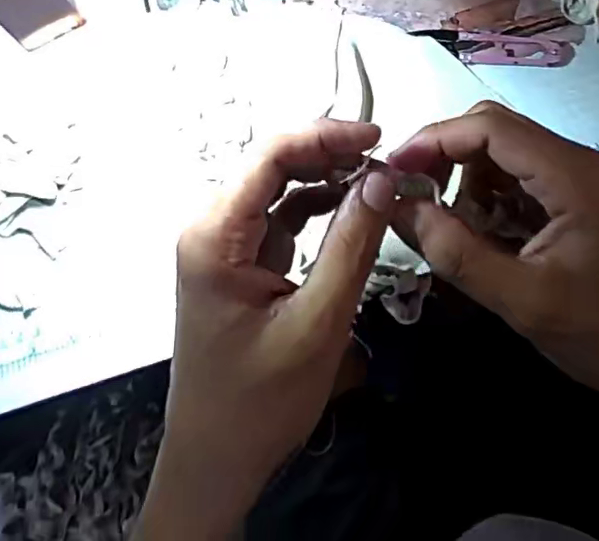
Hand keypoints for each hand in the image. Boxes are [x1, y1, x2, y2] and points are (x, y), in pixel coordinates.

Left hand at [137, 120, 398, 540]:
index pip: (270, 155)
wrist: (217, 463)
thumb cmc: (258, 402)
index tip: (376, 137)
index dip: (325, 136)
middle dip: (330, 152)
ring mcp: (228, 242)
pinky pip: (285, 213)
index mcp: (215, 235)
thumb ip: (351, 245)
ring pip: (282, 184)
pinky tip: (354, 205)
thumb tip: (382, 177)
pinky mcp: (245, 257)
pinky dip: (321, 203)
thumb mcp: (317, 323)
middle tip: (384, 156)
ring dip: (328, 175)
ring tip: (376, 176)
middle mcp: (214, 227)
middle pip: (274, 163)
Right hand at [389, 103, 598, 422]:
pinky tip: (485, 237)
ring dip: (469, 181)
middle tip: (412, 196)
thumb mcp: (523, 301)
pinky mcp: (580, 199)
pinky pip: (523, 180)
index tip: (393, 171)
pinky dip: (492, 200)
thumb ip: (456, 252)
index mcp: (569, 171)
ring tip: (451, 228)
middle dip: (447, 156)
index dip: (434, 139)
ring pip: (506, 155)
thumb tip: (398, 207)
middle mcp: (575, 160)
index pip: (488, 126)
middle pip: (496, 131)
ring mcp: (580, 178)